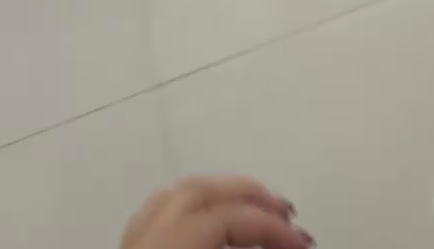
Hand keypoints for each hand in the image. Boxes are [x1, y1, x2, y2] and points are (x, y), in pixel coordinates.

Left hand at [123, 177, 312, 248]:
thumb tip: (293, 241)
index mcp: (165, 242)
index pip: (225, 217)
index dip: (272, 227)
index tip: (304, 242)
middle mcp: (141, 235)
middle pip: (198, 190)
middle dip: (248, 195)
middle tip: (287, 214)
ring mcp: (129, 242)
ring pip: (174, 195)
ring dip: (221, 196)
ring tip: (257, 212)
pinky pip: (157, 215)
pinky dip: (192, 209)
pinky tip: (214, 222)